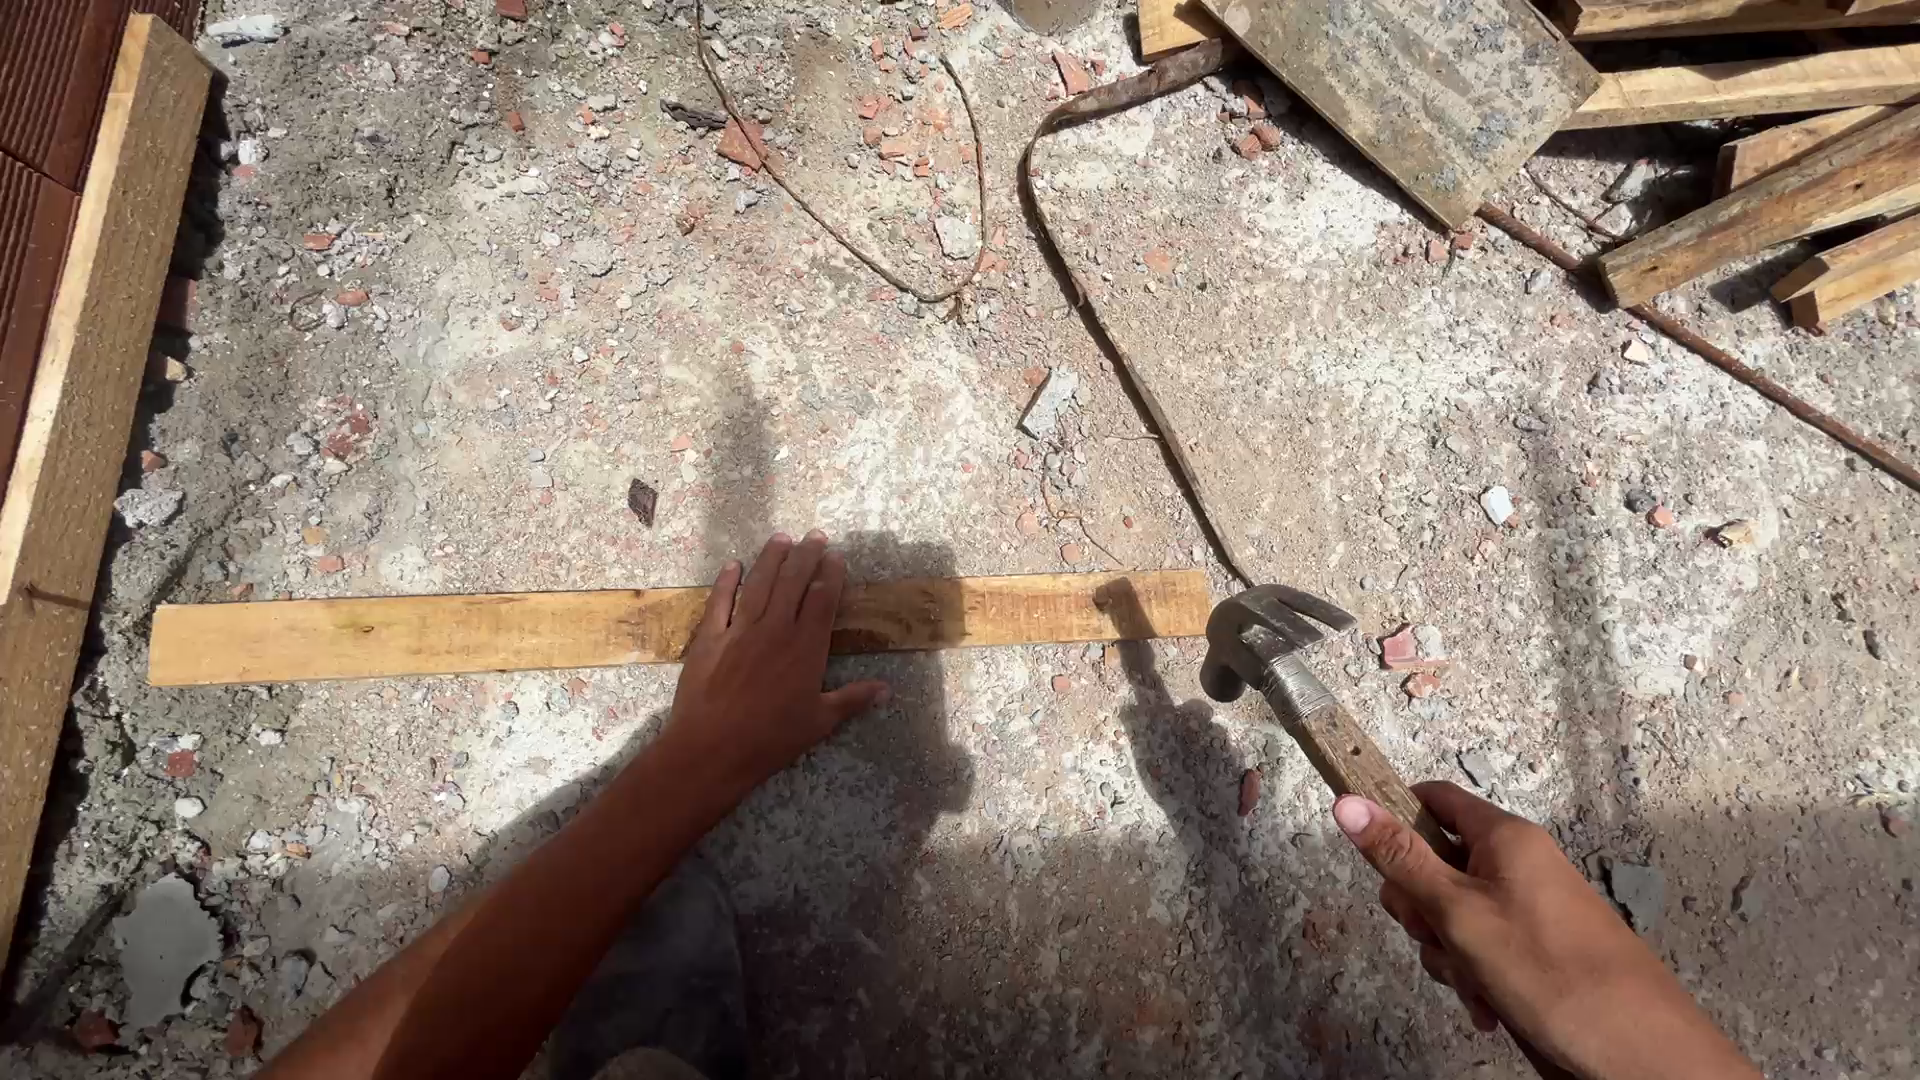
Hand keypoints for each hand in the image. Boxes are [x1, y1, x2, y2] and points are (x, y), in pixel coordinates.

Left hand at [659, 532, 889, 797]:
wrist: (712, 749)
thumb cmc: (771, 739)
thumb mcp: (819, 722)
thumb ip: (853, 699)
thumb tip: (887, 689)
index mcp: (806, 648)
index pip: (823, 600)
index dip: (831, 575)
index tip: (836, 556)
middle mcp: (775, 629)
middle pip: (793, 582)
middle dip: (805, 555)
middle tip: (814, 536)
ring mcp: (740, 631)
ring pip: (759, 584)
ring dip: (770, 558)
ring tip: (781, 537)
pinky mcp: (709, 638)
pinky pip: (719, 602)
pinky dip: (726, 581)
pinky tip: (733, 566)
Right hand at [1334, 783, 1760, 1079]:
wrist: (1649, 1067)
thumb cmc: (1551, 974)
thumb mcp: (1458, 912)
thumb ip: (1398, 857)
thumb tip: (1345, 800)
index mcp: (1503, 838)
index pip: (1431, 797)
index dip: (1394, 815)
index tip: (1373, 852)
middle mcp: (1515, 865)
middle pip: (1432, 860)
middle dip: (1419, 904)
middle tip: (1433, 931)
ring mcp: (1525, 910)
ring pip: (1449, 909)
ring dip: (1444, 947)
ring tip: (1471, 980)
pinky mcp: (1533, 951)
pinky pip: (1478, 944)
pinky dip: (1471, 972)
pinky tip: (1486, 1004)